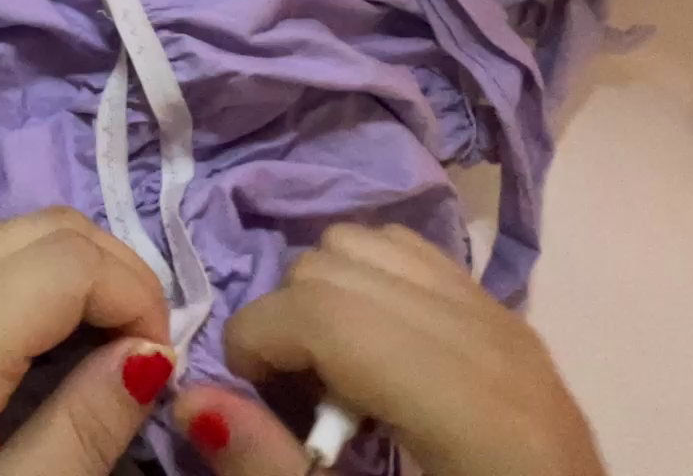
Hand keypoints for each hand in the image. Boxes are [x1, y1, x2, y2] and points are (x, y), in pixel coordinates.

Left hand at [0, 206, 176, 475]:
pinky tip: (46, 335)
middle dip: (115, 272)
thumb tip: (155, 353)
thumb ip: (86, 426)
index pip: (73, 259)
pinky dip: (36, 273)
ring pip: (19, 228)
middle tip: (143, 354)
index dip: (137, 297)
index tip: (161, 367)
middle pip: (50, 226)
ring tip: (103, 347)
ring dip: (78, 269)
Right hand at [171, 224, 604, 475]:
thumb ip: (269, 472)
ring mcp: (504, 317)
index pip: (326, 313)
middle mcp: (496, 343)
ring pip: (360, 239)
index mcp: (478, 416)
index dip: (258, 337)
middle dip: (285, 318)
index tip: (249, 392)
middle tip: (294, 394)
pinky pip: (402, 246)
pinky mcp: (504, 312)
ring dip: (319, 290)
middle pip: (331, 265)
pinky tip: (371, 341)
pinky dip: (361, 276)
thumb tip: (187, 394)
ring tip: (333, 364)